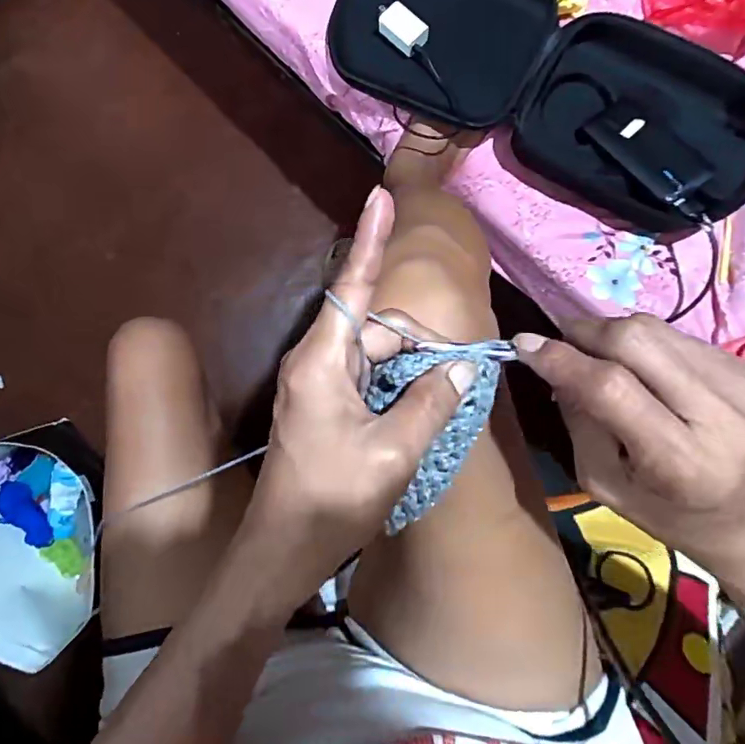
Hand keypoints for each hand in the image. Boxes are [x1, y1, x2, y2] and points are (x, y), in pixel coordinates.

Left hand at [242, 187, 473, 609]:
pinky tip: (421, 411)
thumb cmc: (333, 500)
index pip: (351, 286)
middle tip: (460, 382)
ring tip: (440, 407)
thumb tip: (460, 368)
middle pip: (379, 327)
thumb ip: (430, 402)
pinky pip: (370, 377)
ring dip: (414, 372)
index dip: (370, 240)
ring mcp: (319, 382)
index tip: (380, 196)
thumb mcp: (393, 452)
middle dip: (422, 345)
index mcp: (323, 361)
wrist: (284, 547)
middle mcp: (317, 361)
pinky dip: (400, 387)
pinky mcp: (326, 403)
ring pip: (378, 354)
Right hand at [514, 315, 744, 593]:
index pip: (612, 388)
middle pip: (637, 340)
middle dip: (586, 333)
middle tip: (564, 347)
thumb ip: (578, 419)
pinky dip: (646, 345)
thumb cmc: (662, 509)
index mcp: (683, 463)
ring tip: (605, 361)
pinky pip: (677, 335)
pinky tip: (647, 372)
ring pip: (655, 328)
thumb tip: (551, 357)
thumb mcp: (601, 480)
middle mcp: (725, 418)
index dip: (563, 359)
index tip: (523, 344)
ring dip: (614, 336)